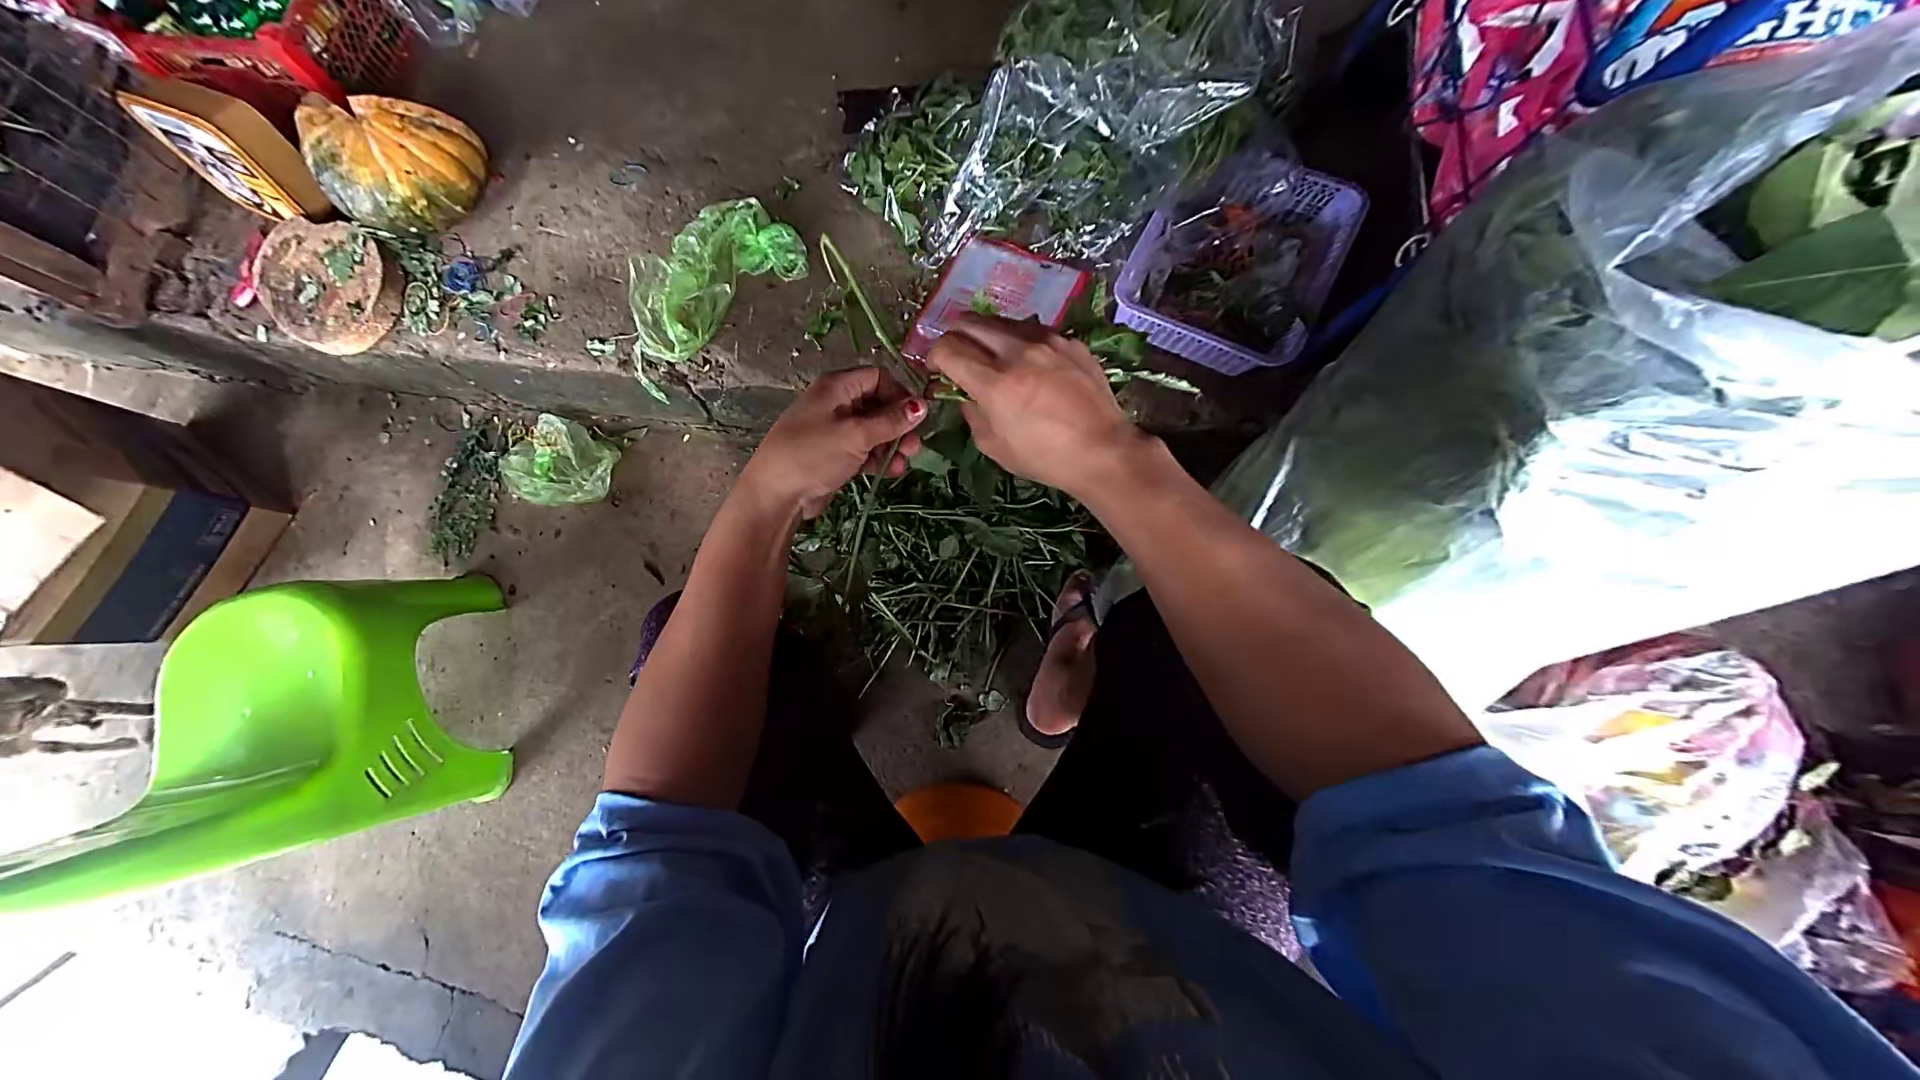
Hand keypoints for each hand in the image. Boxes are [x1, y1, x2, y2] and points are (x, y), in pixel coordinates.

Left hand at [738, 367, 925, 517]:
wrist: (776, 494)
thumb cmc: (814, 454)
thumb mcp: (857, 435)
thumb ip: (891, 421)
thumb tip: (922, 405)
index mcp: (836, 387)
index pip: (877, 378)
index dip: (899, 394)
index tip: (917, 416)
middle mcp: (836, 403)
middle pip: (878, 405)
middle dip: (899, 425)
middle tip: (914, 447)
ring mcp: (834, 430)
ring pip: (873, 431)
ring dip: (891, 445)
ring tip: (903, 463)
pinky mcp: (834, 454)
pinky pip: (863, 450)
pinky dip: (877, 458)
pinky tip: (890, 472)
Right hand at [926, 315, 1148, 498]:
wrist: (1102, 450)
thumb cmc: (1044, 458)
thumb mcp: (994, 446)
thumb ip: (972, 414)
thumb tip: (965, 395)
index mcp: (994, 383)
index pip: (948, 349)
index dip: (934, 356)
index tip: (937, 368)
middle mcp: (1017, 352)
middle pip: (970, 323)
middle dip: (954, 336)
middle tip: (957, 354)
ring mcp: (1047, 342)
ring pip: (1002, 321)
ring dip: (987, 334)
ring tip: (991, 355)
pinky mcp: (1070, 342)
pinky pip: (1035, 332)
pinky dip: (1021, 342)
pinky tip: (1029, 364)